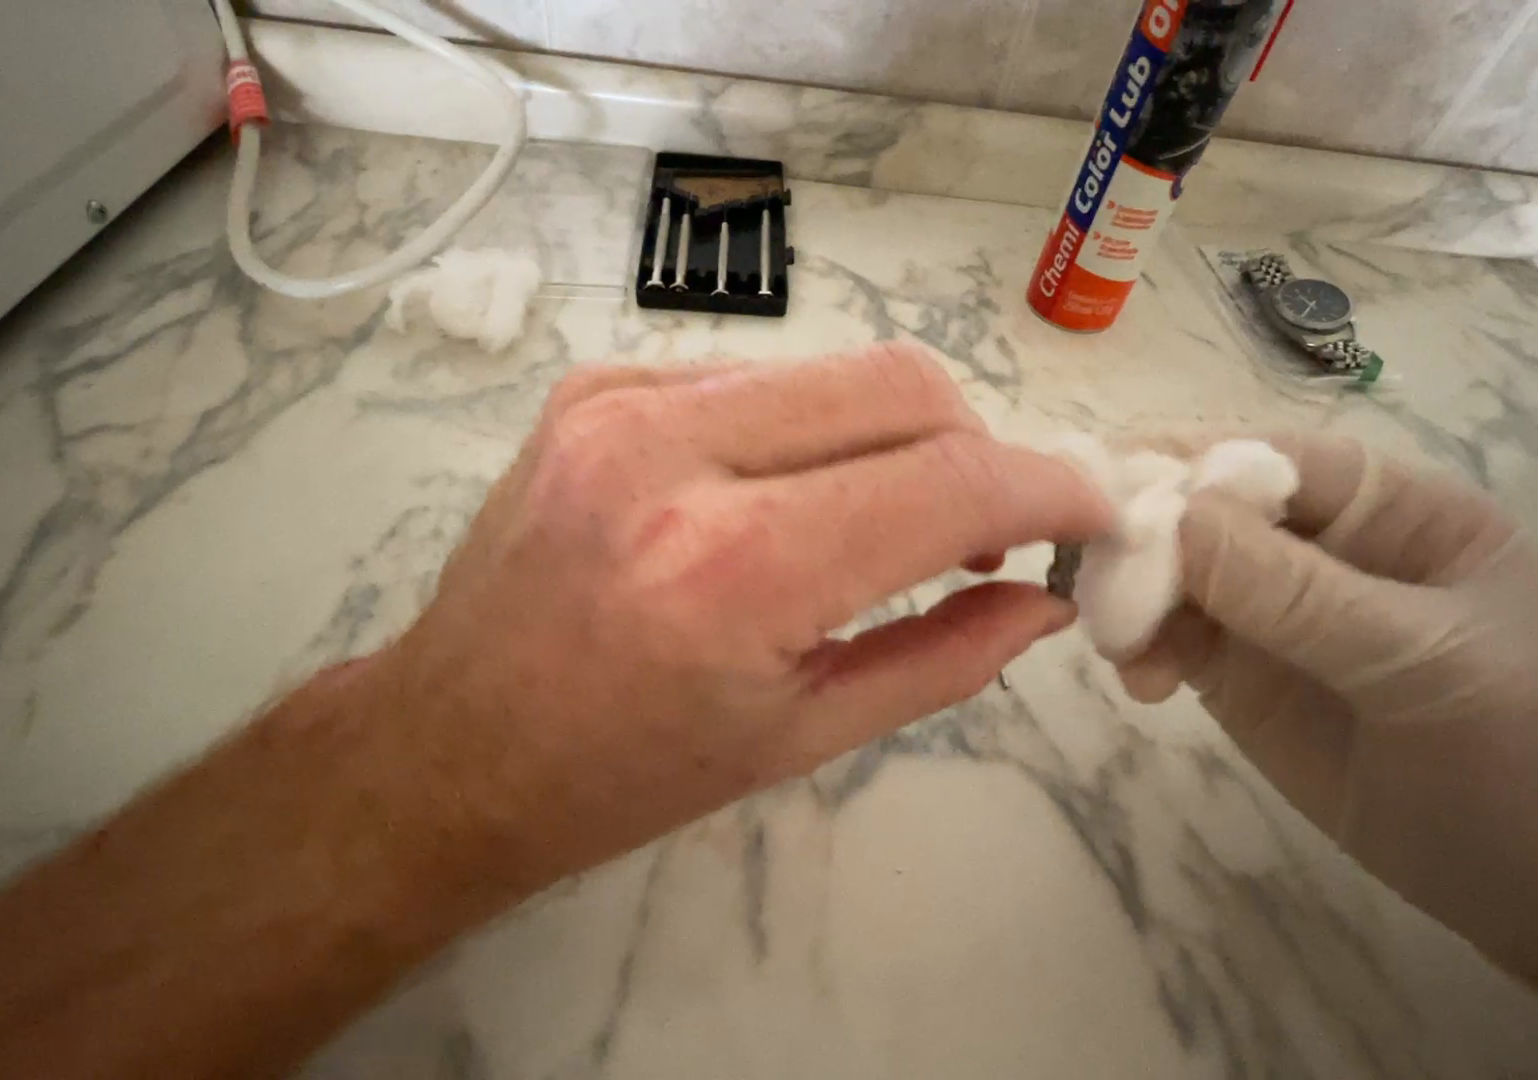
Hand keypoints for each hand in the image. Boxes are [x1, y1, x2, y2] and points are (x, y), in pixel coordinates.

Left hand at [375, 343, 1111, 907]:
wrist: (451, 744)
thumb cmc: (624, 773)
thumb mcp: (800, 737)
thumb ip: (941, 658)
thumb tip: (1040, 600)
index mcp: (733, 570)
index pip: (947, 482)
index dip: (1046, 487)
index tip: (1087, 510)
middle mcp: (673, 455)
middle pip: (900, 385)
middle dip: (976, 446)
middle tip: (980, 525)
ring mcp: (621, 404)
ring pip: (832, 370)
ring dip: (893, 435)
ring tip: (886, 514)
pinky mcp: (592, 387)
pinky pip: (754, 379)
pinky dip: (806, 428)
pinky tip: (784, 494)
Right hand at [1115, 434, 1537, 1004]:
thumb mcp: (1431, 665)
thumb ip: (1301, 595)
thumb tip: (1176, 520)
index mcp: (1388, 512)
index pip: (1271, 458)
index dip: (1189, 461)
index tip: (1105, 485)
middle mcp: (1316, 548)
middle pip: (1202, 509)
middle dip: (1139, 530)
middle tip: (1079, 563)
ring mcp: (1267, 613)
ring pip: (1168, 573)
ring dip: (1128, 596)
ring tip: (1117, 644)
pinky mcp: (1234, 673)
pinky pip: (1163, 637)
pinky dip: (1135, 648)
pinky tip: (1140, 684)